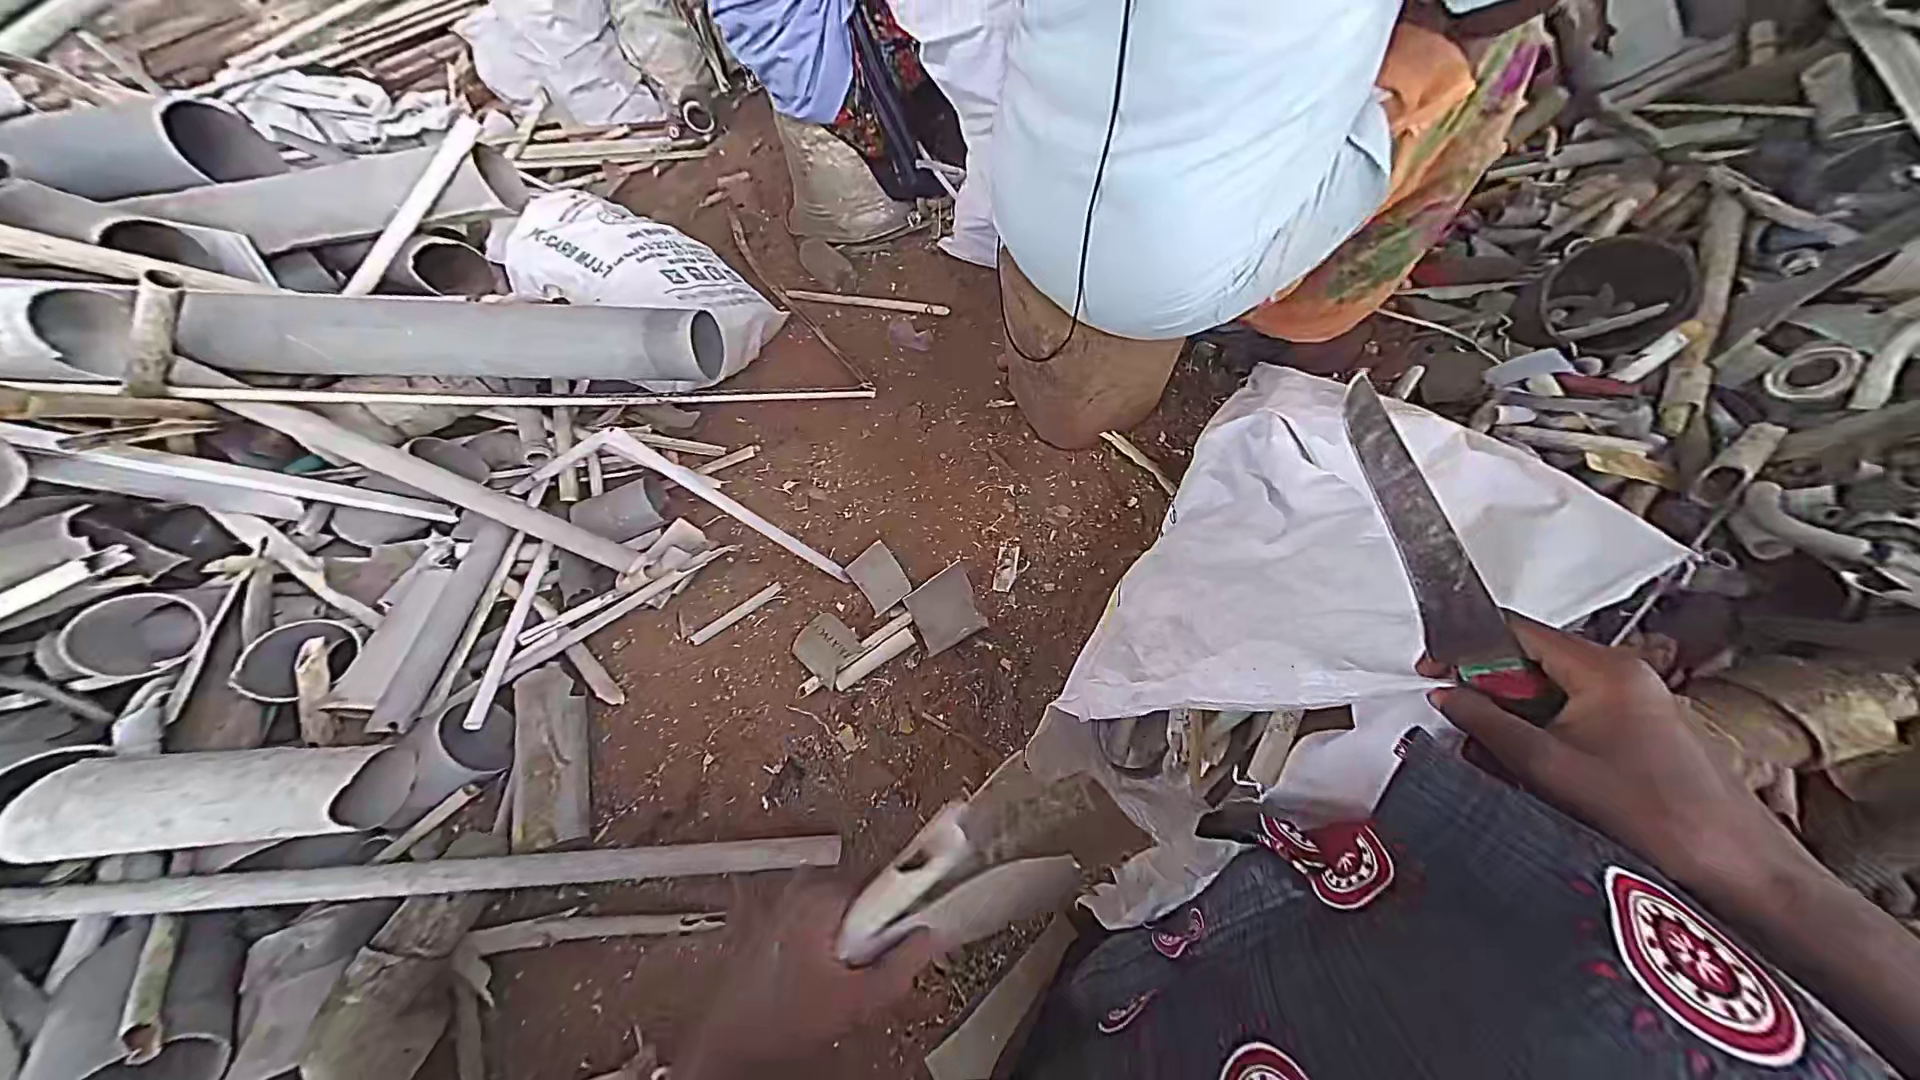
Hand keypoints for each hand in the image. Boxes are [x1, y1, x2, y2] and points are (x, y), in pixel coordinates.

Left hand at [678, 874, 938, 1077]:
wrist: (728, 1047)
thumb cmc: (777, 1024)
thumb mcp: (853, 1003)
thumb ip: (899, 967)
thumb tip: (930, 938)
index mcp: (823, 895)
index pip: (887, 877)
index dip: (910, 901)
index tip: (929, 909)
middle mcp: (805, 885)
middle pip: (870, 893)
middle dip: (880, 925)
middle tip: (876, 960)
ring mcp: (791, 897)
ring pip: (849, 905)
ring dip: (858, 933)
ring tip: (846, 971)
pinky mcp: (783, 911)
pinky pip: (828, 912)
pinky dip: (836, 934)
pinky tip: (827, 969)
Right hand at [1420, 616, 1822, 913]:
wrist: (1744, 876)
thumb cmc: (1658, 817)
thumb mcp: (1544, 764)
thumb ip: (1483, 721)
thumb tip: (1444, 695)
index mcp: (1606, 668)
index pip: (1513, 630)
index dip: (1464, 646)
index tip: (1433, 670)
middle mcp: (1623, 675)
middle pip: (1526, 660)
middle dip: (1486, 688)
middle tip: (1460, 717)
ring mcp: (1633, 702)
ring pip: (1543, 690)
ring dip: (1510, 715)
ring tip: (1496, 750)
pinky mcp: (1635, 729)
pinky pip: (1565, 713)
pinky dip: (1536, 731)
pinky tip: (1528, 763)